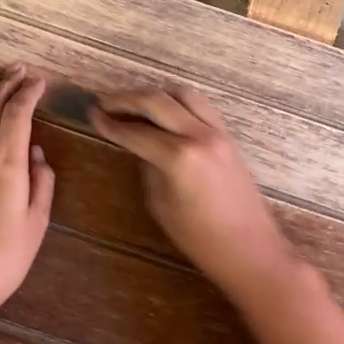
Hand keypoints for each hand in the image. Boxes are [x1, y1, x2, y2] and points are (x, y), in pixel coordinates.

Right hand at [91, 87, 296, 302]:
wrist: (250, 248)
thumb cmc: (201, 239)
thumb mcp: (161, 204)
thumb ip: (148, 167)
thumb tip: (140, 145)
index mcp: (179, 157)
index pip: (136, 131)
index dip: (110, 123)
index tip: (92, 115)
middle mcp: (198, 135)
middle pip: (156, 101)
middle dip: (126, 99)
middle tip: (104, 103)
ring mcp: (217, 132)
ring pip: (181, 94)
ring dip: (154, 95)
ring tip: (132, 104)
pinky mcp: (227, 135)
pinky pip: (199, 105)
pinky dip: (176, 102)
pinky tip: (162, 112)